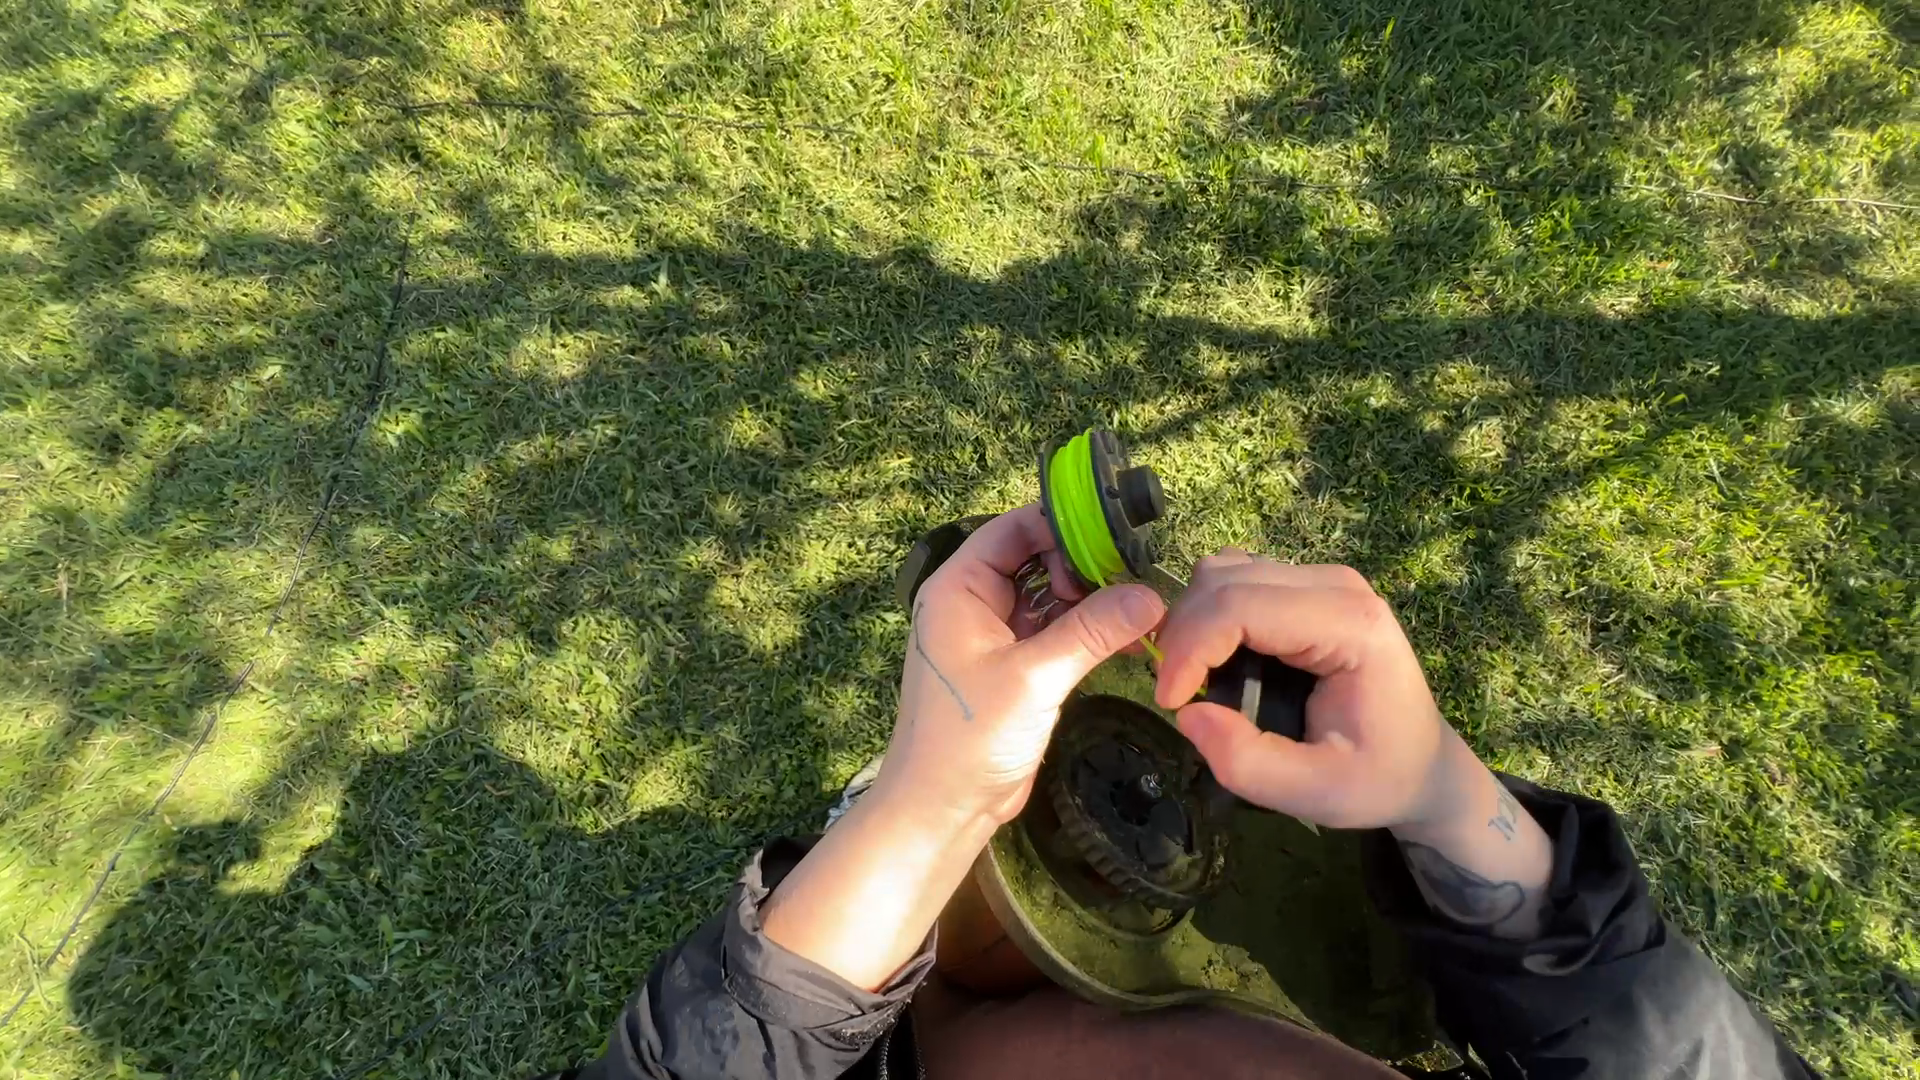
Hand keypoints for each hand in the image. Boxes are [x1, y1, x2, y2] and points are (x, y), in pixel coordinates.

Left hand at [877, 503, 1166, 826]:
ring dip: (1091, 600)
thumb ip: (1092, 630)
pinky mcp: (1015, 664)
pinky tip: (1130, 638)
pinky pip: (1054, 631)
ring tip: (1142, 605)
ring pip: (1049, 597)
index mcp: (959, 587)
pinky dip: (1087, 632)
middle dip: (1084, 565)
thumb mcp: (1034, 676)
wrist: (943, 807)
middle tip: (1135, 577)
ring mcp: (995, 632)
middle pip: (1035, 559)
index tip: (1117, 533)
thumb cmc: (971, 735)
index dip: (1062, 524)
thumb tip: (1151, 595)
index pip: (1012, 530)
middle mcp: (974, 601)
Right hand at [1152, 551, 1470, 830]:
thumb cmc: (1377, 777)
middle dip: (1182, 635)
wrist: (1422, 763)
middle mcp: (1336, 585)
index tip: (1169, 701)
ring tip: (1191, 675)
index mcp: (1352, 625)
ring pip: (1220, 571)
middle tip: (1175, 693)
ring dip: (1190, 621)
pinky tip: (1212, 654)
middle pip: (1222, 581)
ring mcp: (1319, 578)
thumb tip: (1187, 713)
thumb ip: (1247, 763)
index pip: (1239, 606)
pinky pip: (1231, 576)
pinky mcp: (1301, 582)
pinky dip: (1205, 611)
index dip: (1189, 649)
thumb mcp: (1316, 793)